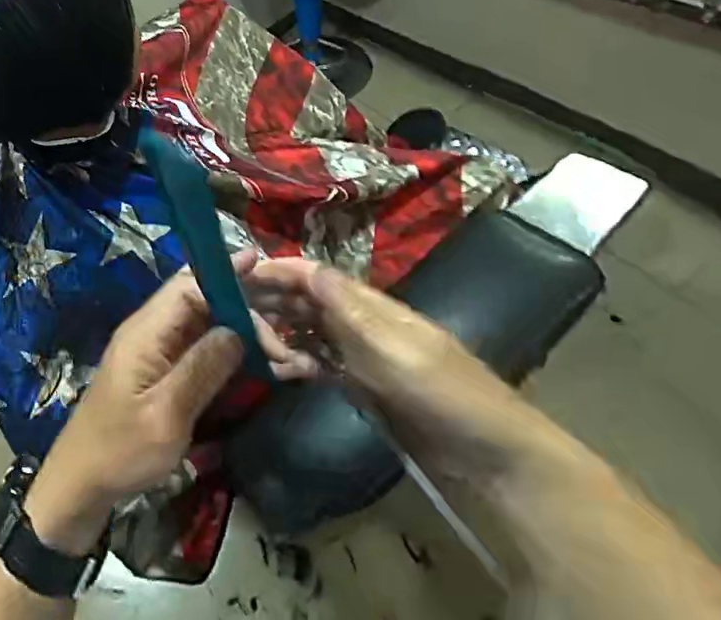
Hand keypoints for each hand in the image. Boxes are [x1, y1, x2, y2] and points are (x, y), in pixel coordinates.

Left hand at [25, 254, 314, 551]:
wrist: (81, 483)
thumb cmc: (120, 451)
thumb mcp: (165, 416)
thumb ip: (201, 369)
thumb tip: (238, 329)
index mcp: (145, 332)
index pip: (189, 287)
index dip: (227, 280)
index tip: (264, 279)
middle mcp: (150, 330)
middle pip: (197, 296)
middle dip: (239, 299)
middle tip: (281, 311)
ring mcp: (154, 347)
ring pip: (201, 318)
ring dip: (237, 322)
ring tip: (275, 333)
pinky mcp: (160, 366)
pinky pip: (197, 342)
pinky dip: (225, 343)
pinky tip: (252, 353)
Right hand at [242, 257, 586, 486]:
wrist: (487, 454)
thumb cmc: (441, 392)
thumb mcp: (392, 347)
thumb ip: (348, 310)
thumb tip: (306, 266)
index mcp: (369, 304)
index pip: (314, 275)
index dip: (277, 271)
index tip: (236, 276)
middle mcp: (360, 322)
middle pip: (307, 300)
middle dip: (271, 301)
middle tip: (233, 316)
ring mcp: (361, 354)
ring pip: (309, 331)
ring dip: (280, 334)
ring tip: (255, 349)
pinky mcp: (363, 384)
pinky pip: (320, 363)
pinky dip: (298, 363)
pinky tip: (281, 373)